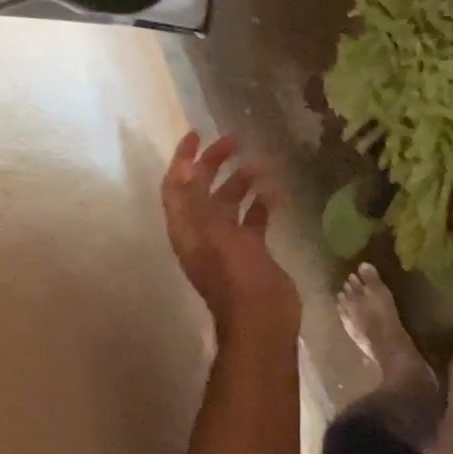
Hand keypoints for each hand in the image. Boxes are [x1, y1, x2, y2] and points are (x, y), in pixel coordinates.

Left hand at [161, 132, 298, 343]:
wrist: (262, 320)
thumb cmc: (235, 276)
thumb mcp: (213, 235)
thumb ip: (198, 201)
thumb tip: (188, 167)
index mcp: (186, 229)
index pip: (175, 186)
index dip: (182, 158)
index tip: (197, 133)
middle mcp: (202, 233)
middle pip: (202, 189)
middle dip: (215, 163)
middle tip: (236, 141)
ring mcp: (227, 244)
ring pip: (229, 202)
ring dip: (242, 181)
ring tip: (263, 164)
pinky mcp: (251, 253)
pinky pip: (252, 220)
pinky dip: (262, 204)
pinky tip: (277, 192)